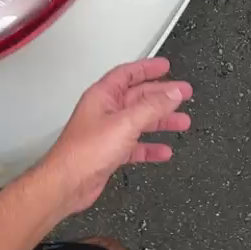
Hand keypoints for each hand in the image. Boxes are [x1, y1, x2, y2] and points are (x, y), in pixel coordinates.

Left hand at [30, 57, 191, 213]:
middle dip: (162, 96)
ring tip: (182, 121)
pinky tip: (163, 150)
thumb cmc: (84, 152)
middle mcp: (104, 111)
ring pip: (140, 121)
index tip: (165, 66)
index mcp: (103, 96)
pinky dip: (150, 147)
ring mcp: (107, 132)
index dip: (147, 68)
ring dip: (161, 121)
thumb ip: (152, 107)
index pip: (128, 74)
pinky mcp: (110, 153)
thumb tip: (172, 92)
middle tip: (183, 94)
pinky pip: (135, 145)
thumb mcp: (125, 123)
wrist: (68, 183)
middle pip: (138, 97)